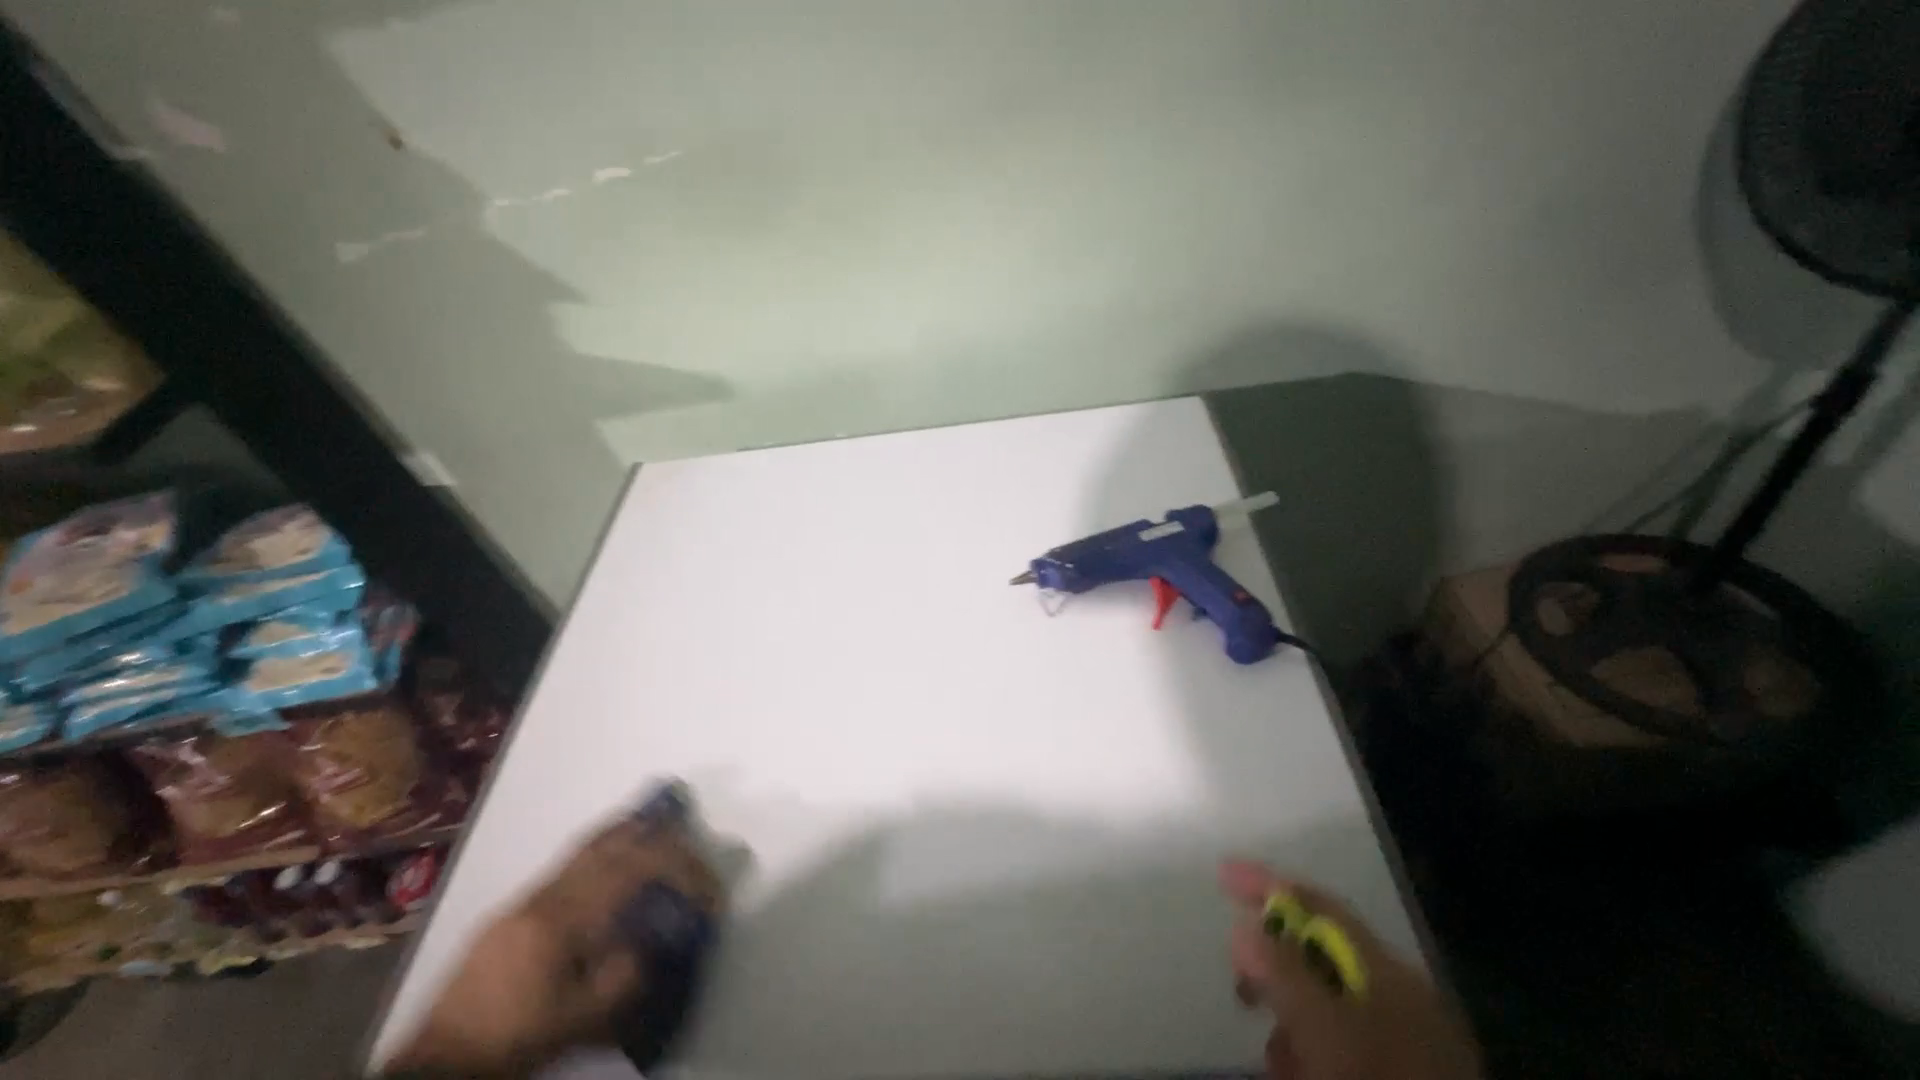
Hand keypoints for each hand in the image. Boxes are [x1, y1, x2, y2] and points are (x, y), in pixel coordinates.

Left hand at [394, 812, 722, 1077]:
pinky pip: (570, 863)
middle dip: (659, 840)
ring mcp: (525, 898)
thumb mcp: (580, 1022)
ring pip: (586, 847)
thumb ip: (624, 977)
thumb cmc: (515, 1040)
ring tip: (663, 830)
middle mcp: (544, 894)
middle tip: (695, 848)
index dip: (681, 870)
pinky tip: (614, 861)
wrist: (441, 1060)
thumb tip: (653, 942)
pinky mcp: (514, 911)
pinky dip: (603, 851)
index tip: (710, 893)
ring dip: (629, 834)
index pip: (634, 870)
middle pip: (610, 844)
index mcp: (562, 917)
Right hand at [1220, 860, 1481, 1079]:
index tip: (1223, 872)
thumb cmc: (1376, 1077)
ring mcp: (1403, 1035)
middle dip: (1274, 964)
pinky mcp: (1397, 1068)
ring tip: (1273, 1052)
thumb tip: (1243, 925)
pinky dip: (1310, 1047)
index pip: (1322, 907)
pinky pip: (1340, 1040)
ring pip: (1327, 1003)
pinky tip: (1294, 1070)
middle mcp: (1400, 993)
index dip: (1270, 884)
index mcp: (1390, 970)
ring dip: (1289, 1017)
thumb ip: (1284, 972)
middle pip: (1322, 954)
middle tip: (1240, 984)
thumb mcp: (1324, 1027)